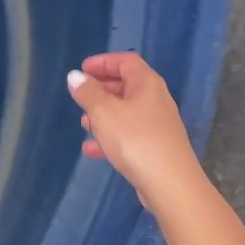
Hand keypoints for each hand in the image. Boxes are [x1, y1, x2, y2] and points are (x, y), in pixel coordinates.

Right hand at [66, 52, 203, 205]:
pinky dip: (110, 138)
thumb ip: (88, 93)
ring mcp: (157, 125)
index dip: (103, 62)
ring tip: (83, 124)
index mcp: (147, 84)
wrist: (169, 183)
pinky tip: (92, 150)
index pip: (126, 61)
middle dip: (101, 90)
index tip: (82, 69)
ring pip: (125, 113)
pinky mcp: (155, 148)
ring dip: (103, 115)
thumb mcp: (104, 112)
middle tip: (80, 96)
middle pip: (126, 86)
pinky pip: (128, 135)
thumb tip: (75, 77)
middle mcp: (155, 100)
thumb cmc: (135, 139)